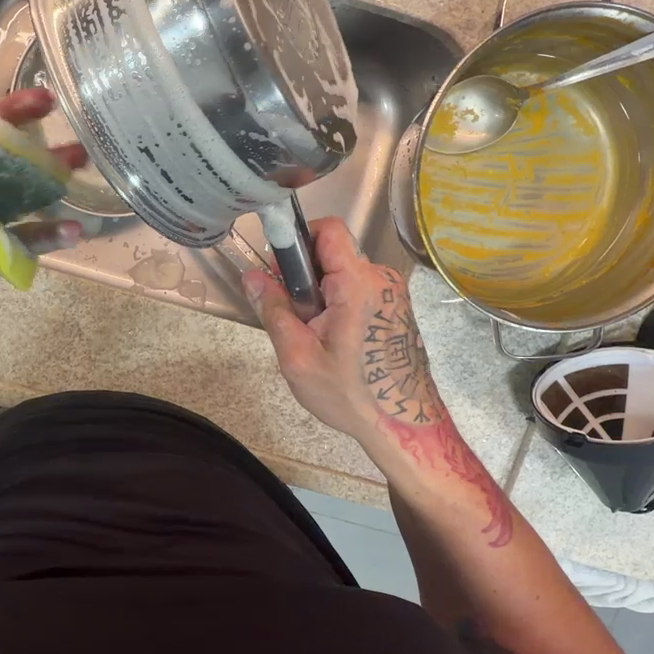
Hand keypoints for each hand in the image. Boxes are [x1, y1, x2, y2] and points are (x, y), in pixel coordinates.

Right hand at [243, 217, 446, 446]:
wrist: (402, 424)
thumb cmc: (349, 394)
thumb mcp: (298, 356)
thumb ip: (273, 310)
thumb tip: (251, 276)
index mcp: (358, 284)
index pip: (329, 230)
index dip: (298, 238)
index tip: (279, 269)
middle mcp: (381, 280)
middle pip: (332, 254)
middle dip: (304, 276)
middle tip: (292, 316)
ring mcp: (392, 293)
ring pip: (343, 274)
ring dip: (320, 295)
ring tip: (314, 336)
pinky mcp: (396, 308)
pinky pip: (358, 290)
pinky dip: (338, 305)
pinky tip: (333, 341)